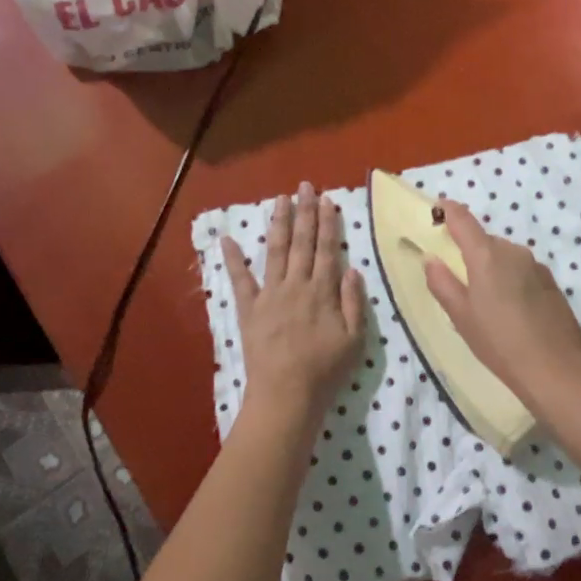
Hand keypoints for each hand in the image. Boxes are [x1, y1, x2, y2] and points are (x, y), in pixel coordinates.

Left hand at [220, 182, 366, 426]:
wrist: (286, 394)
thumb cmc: (325, 370)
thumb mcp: (354, 339)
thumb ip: (354, 303)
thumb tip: (352, 269)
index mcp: (323, 291)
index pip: (326, 249)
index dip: (327, 223)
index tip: (326, 199)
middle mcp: (296, 285)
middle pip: (302, 242)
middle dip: (304, 212)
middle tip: (304, 186)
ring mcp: (270, 294)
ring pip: (275, 251)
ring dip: (278, 223)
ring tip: (279, 199)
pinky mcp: (249, 308)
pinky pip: (240, 279)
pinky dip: (232, 258)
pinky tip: (226, 238)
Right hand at [422, 200, 580, 406]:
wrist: (557, 369)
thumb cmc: (500, 342)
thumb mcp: (461, 316)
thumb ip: (442, 283)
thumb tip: (431, 259)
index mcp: (486, 254)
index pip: (463, 219)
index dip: (448, 210)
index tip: (437, 210)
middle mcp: (512, 251)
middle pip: (484, 240)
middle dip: (470, 252)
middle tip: (459, 281)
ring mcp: (535, 265)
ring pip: (504, 257)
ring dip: (492, 269)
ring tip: (486, 302)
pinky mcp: (551, 282)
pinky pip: (521, 271)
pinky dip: (510, 281)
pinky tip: (511, 310)